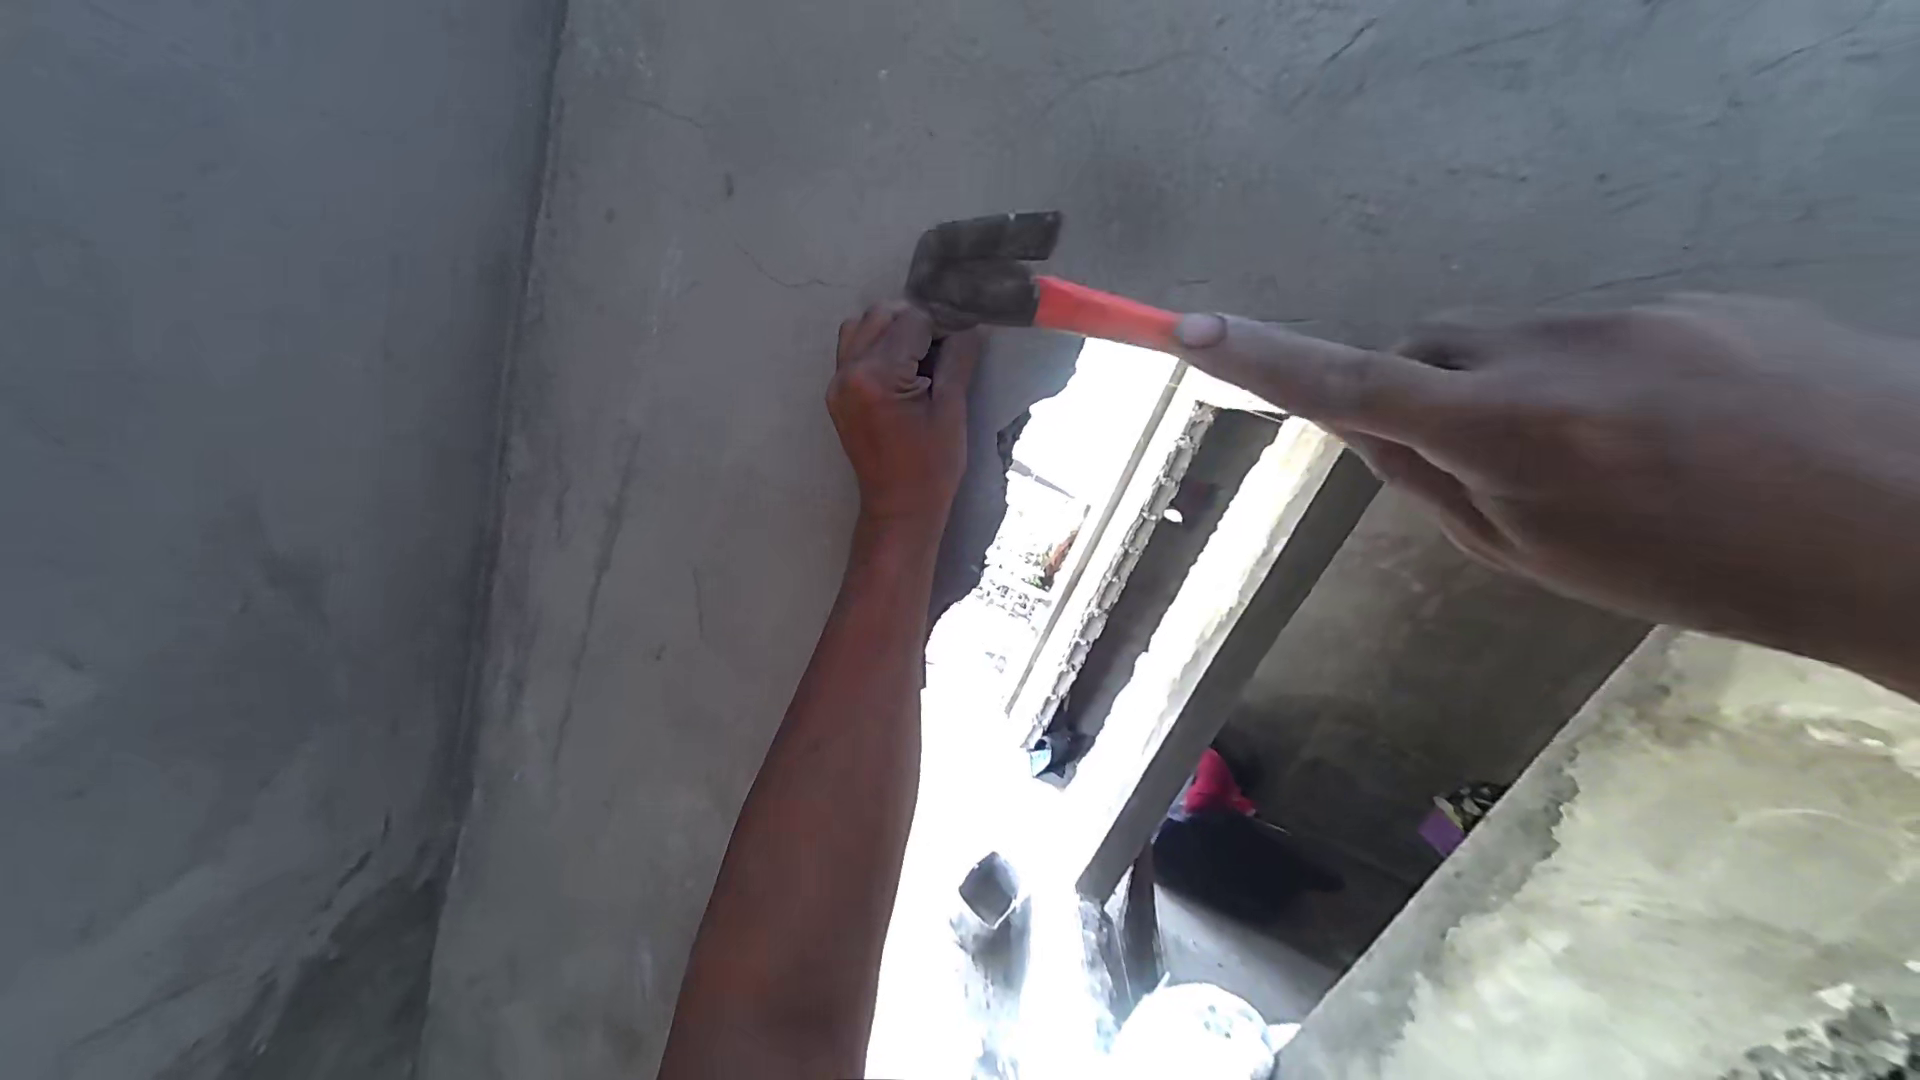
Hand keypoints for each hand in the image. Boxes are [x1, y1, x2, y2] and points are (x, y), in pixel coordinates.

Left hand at [828, 302, 980, 530]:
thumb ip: (957, 362)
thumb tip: (969, 327)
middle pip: (881, 315)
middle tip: (942, 348)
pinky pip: (851, 350)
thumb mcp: (952, 413)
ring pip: (860, 326)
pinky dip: (873, 346)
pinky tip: (898, 368)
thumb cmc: (931, 469)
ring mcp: (836, 384)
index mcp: (877, 377)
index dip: (941, 326)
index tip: (959, 341)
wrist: (899, 509)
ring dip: (890, 329)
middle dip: (915, 322)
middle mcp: (848, 373)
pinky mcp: (836, 395)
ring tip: (918, 356)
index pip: (911, 321)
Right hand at [1173, 295, 1919, 691]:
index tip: (1194, 333)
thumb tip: (1364, 424)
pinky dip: (1568, 373)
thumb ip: (1423, 479)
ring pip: (1495, 338)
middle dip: (1410, 390)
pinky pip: (1575, 331)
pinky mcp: (1691, 297)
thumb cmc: (1688, 572)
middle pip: (1420, 347)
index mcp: (1503, 431)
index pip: (1345, 384)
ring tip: (1581, 446)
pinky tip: (1648, 421)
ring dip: (1492, 386)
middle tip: (1463, 453)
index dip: (1260, 360)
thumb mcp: (1518, 550)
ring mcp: (1631, 312)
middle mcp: (1554, 350)